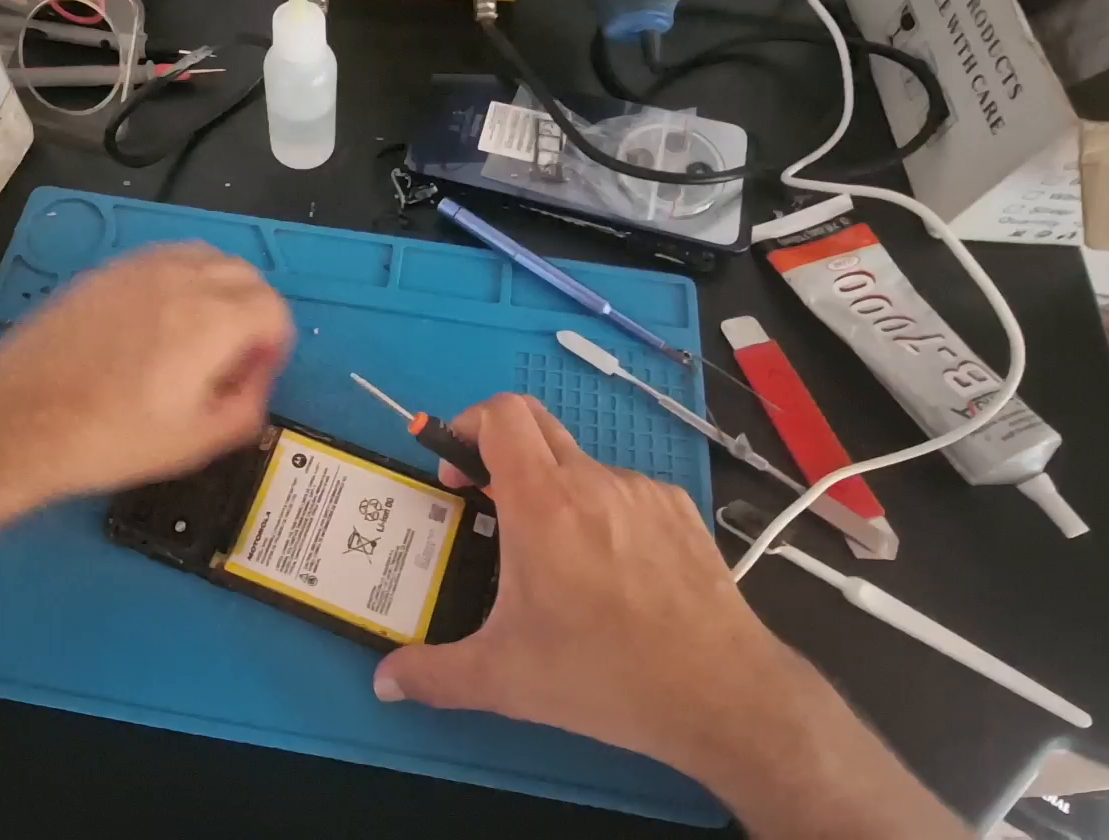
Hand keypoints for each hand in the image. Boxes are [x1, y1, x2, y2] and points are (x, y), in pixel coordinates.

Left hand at [0, 243, 294, 517]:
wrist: (16, 420)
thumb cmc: (110, 438)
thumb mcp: (196, 442)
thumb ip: (248, 406)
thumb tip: (256, 379)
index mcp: (212, 320)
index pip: (274, 308)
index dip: (276, 343)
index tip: (256, 372)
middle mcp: (183, 279)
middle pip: (247, 275)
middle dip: (255, 312)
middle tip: (235, 356)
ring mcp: (141, 268)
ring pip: (208, 257)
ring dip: (222, 289)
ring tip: (202, 334)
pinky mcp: (107, 271)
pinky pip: (167, 258)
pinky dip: (184, 279)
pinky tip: (161, 320)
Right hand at [371, 394, 812, 779]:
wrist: (724, 695)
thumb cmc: (602, 674)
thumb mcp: (505, 680)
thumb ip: (433, 675)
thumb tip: (384, 680)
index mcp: (542, 501)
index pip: (500, 414)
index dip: (465, 426)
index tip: (457, 477)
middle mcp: (591, 479)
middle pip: (533, 422)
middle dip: (498, 448)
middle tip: (489, 502)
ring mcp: (641, 489)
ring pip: (578, 461)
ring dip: (550, 486)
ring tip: (555, 555)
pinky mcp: (678, 508)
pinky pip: (621, 488)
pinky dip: (598, 508)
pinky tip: (610, 569)